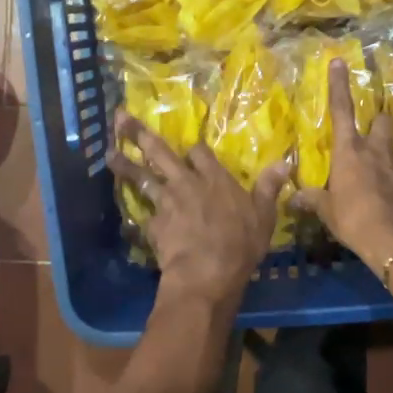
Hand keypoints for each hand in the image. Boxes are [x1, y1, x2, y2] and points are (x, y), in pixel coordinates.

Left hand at [110, 111, 290, 309]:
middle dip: (140, 134)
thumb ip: (269, 188)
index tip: (191, 148)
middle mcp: (187, 182)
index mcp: (214, 178)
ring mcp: (167, 202)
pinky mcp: (153, 223)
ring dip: (124, 164)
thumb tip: (284, 162)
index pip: (200, 151)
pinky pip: (142, 212)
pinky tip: (124, 208)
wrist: (205, 274)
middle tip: (121, 118)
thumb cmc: (239, 245)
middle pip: (160, 152)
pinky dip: (135, 209)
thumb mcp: (263, 216)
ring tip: (108, 153)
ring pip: (141, 176)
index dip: (194, 149)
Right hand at [291, 60, 392, 272]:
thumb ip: (312, 200)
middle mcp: (377, 151)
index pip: (341, 109)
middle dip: (378, 124)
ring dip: (389, 162)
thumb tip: (292, 198)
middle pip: (382, 121)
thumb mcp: (328, 212)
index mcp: (350, 151)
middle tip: (373, 140)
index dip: (339, 85)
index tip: (339, 61)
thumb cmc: (355, 221)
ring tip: (382, 187)